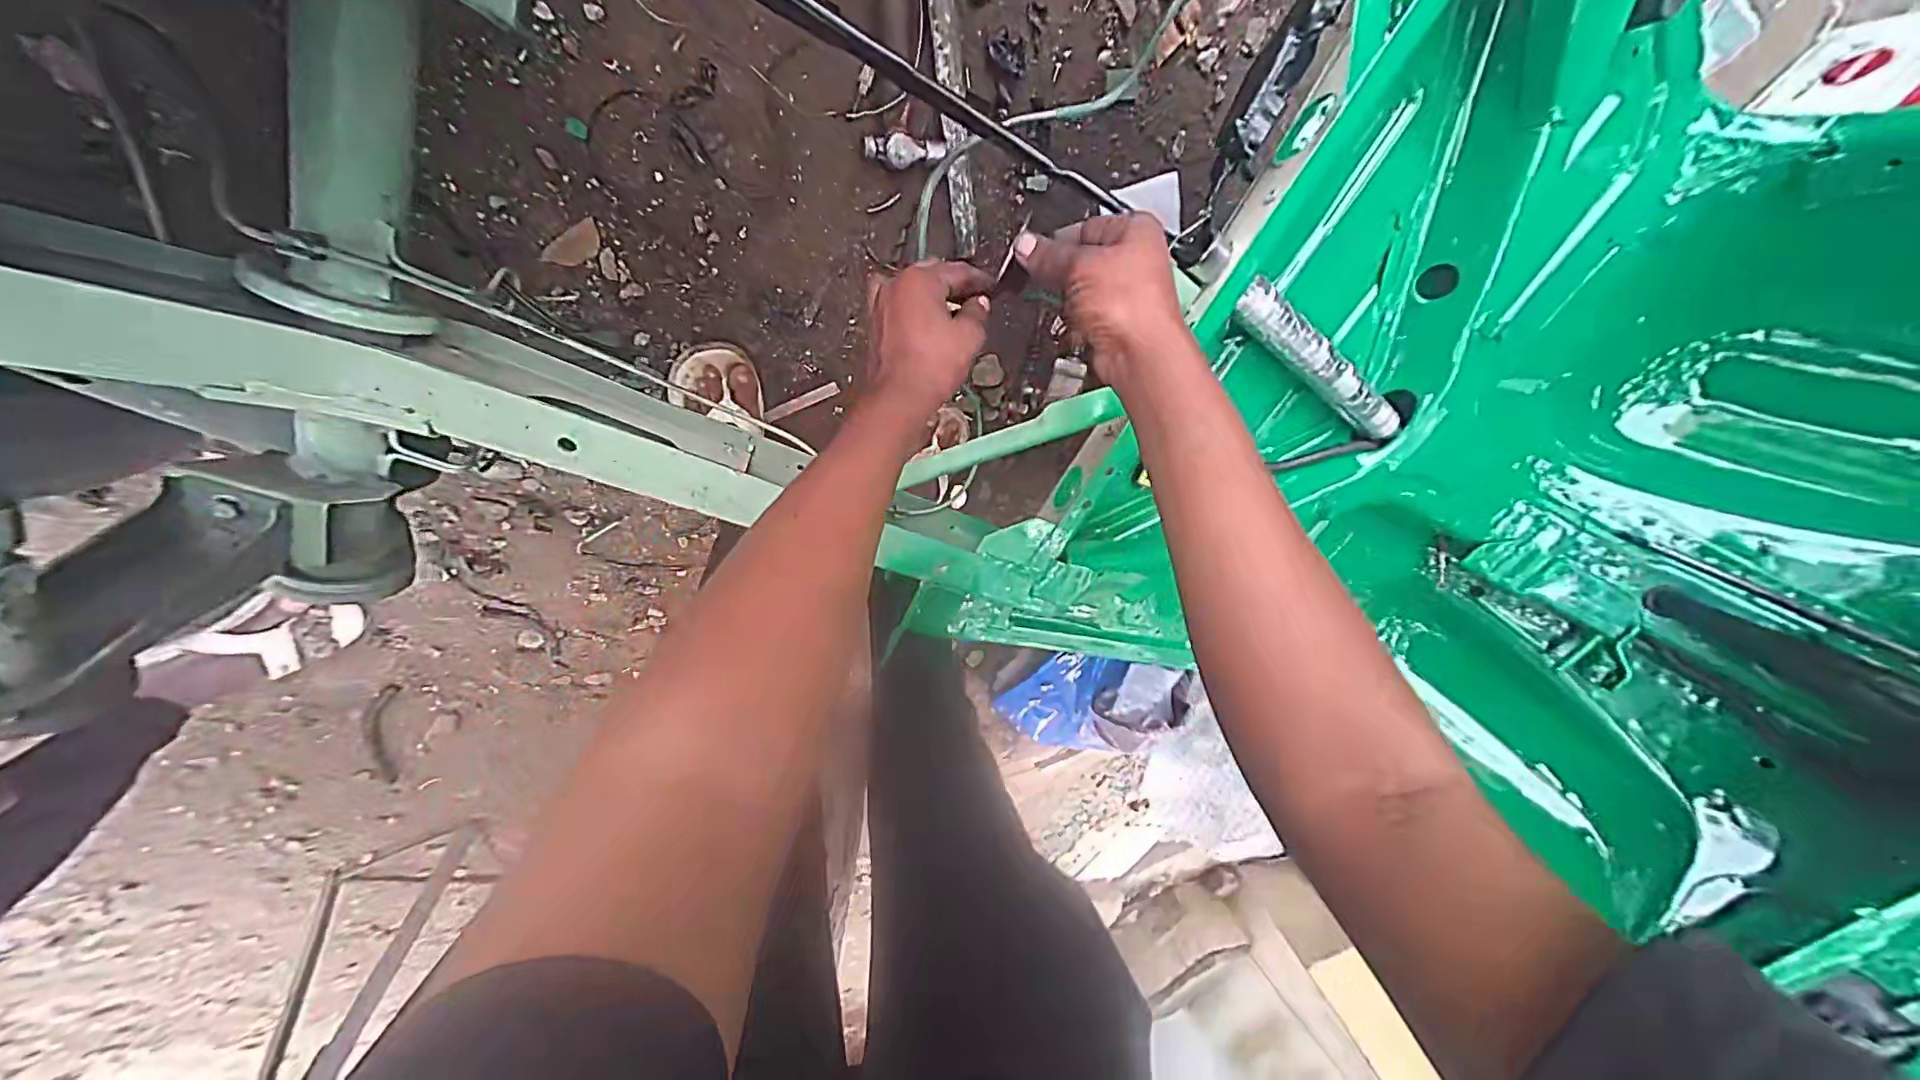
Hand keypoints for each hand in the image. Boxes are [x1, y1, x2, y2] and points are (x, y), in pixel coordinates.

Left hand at [863, 260, 993, 421]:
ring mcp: (880, 306)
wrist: (897, 398)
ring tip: (952, 317)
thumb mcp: (969, 337)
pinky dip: (915, 315)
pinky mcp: (874, 327)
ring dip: (933, 301)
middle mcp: (894, 286)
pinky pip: (901, 312)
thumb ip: (977, 314)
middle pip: (932, 277)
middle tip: (974, 300)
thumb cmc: (927, 368)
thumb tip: (979, 306)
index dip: (979, 280)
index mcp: (919, 280)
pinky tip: (928, 331)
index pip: (957, 270)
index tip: (989, 287)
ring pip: (913, 294)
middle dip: (954, 287)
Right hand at [1013, 214, 1188, 387]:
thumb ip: (1049, 255)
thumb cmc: (1132, 305)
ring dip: (1067, 300)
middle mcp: (1135, 260)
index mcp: (1137, 230)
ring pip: (1081, 291)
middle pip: (1083, 260)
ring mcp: (1125, 295)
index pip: (1087, 225)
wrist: (1139, 354)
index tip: (1035, 250)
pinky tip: (1071, 322)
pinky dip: (1073, 320)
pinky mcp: (1113, 323)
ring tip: (1064, 304)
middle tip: (1044, 278)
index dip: (1059, 239)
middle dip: (1062, 272)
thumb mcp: (1079, 267)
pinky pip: (1083, 316)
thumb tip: (1027, 247)